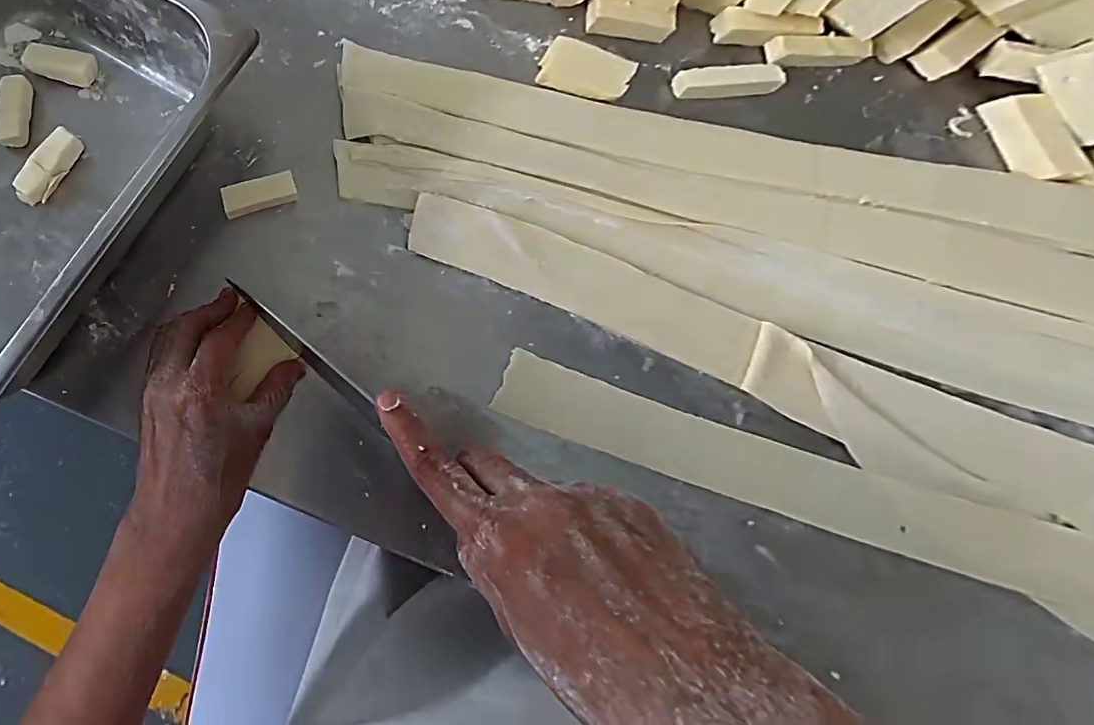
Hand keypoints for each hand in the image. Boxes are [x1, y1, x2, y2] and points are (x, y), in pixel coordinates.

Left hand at [128, 289, 302, 562]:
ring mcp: (154, 390)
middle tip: (230, 302)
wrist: (174, 516)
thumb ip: (274, 391)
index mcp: (200, 391)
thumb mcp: (256, 432)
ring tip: (211, 315)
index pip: (219, 338)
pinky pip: (158, 354)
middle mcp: (171, 384)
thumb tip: (290, 368)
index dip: (238, 319)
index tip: (250, 310)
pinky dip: (175, 339)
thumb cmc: (213, 484)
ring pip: (167, 337)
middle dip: (211, 309)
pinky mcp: (146, 399)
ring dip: (190, 320)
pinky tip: (190, 343)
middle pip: (187, 327)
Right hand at [377, 392, 858, 724]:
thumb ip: (495, 569)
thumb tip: (486, 544)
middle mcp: (535, 508)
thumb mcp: (522, 629)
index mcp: (498, 545)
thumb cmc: (607, 678)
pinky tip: (616, 569)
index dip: (407, 435)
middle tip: (495, 509)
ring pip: (539, 486)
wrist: (699, 690)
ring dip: (543, 512)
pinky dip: (591, 526)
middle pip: (485, 464)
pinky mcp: (623, 501)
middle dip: (480, 478)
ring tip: (579, 568)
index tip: (394, 404)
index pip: (437, 474)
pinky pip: (589, 501)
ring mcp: (582, 498)